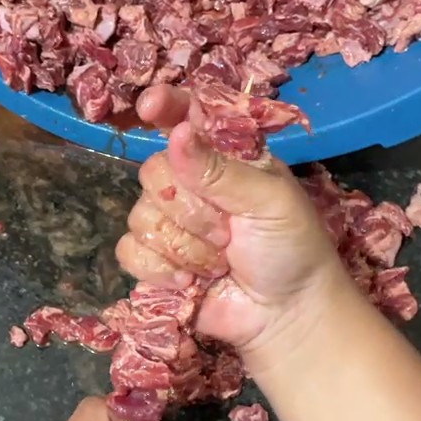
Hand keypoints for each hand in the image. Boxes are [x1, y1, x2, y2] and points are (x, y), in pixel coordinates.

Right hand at [116, 85, 345, 355]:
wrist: (284, 314)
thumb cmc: (290, 248)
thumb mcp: (270, 201)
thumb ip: (222, 170)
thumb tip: (177, 134)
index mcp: (222, 155)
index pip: (186, 115)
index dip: (165, 106)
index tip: (151, 106)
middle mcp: (188, 182)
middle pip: (153, 173)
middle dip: (190, 210)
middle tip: (228, 232)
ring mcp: (168, 221)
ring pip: (140, 215)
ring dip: (183, 246)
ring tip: (219, 262)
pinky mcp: (153, 259)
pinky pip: (129, 250)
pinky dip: (160, 269)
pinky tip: (190, 282)